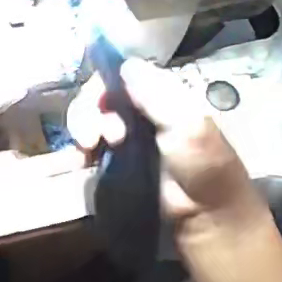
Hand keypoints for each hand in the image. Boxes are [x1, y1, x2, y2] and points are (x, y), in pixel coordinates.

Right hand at [67, 59, 272, 255]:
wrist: (205, 217)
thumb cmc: (202, 166)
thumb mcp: (187, 125)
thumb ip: (158, 95)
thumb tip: (126, 64)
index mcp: (159, 93)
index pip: (119, 74)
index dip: (102, 85)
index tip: (99, 105)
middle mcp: (138, 109)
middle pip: (97, 96)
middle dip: (87, 112)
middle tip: (92, 139)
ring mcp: (123, 136)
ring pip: (87, 119)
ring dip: (82, 130)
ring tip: (87, 152)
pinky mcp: (112, 161)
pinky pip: (85, 146)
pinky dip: (77, 150)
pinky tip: (80, 161)